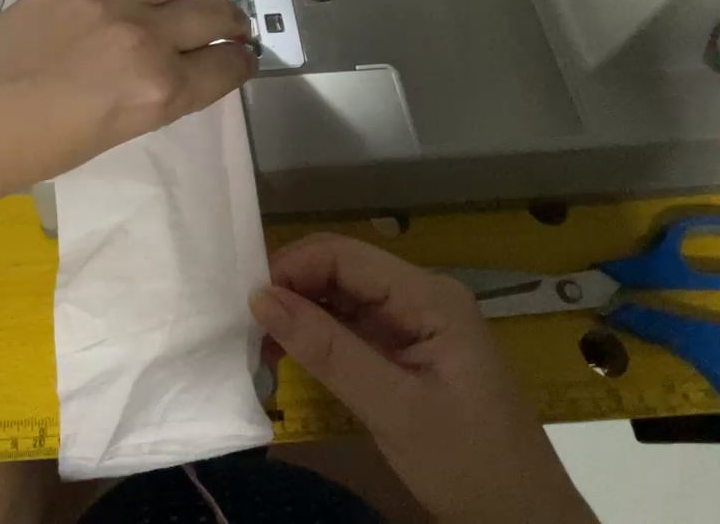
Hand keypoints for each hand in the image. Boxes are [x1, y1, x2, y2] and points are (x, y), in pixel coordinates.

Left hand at [0, 0, 255, 203]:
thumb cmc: (42, 150)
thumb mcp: (120, 131)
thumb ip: (158, 93)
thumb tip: (179, 65)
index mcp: (160, 91)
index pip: (229, 65)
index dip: (241, 62)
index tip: (242, 57)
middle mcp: (145, 38)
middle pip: (215, 12)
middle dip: (231, 22)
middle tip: (229, 26)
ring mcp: (107, 2)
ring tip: (179, 2)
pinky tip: (116, 5)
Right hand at [251, 234, 596, 523]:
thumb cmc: (469, 465)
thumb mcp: (394, 409)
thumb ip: (327, 350)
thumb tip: (260, 298)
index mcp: (429, 296)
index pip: (345, 255)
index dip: (294, 267)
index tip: (250, 301)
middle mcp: (421, 297)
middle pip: (342, 271)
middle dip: (293, 290)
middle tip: (250, 326)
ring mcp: (415, 324)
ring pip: (342, 298)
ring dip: (301, 315)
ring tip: (263, 345)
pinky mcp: (407, 351)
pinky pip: (352, 328)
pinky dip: (318, 338)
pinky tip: (291, 356)